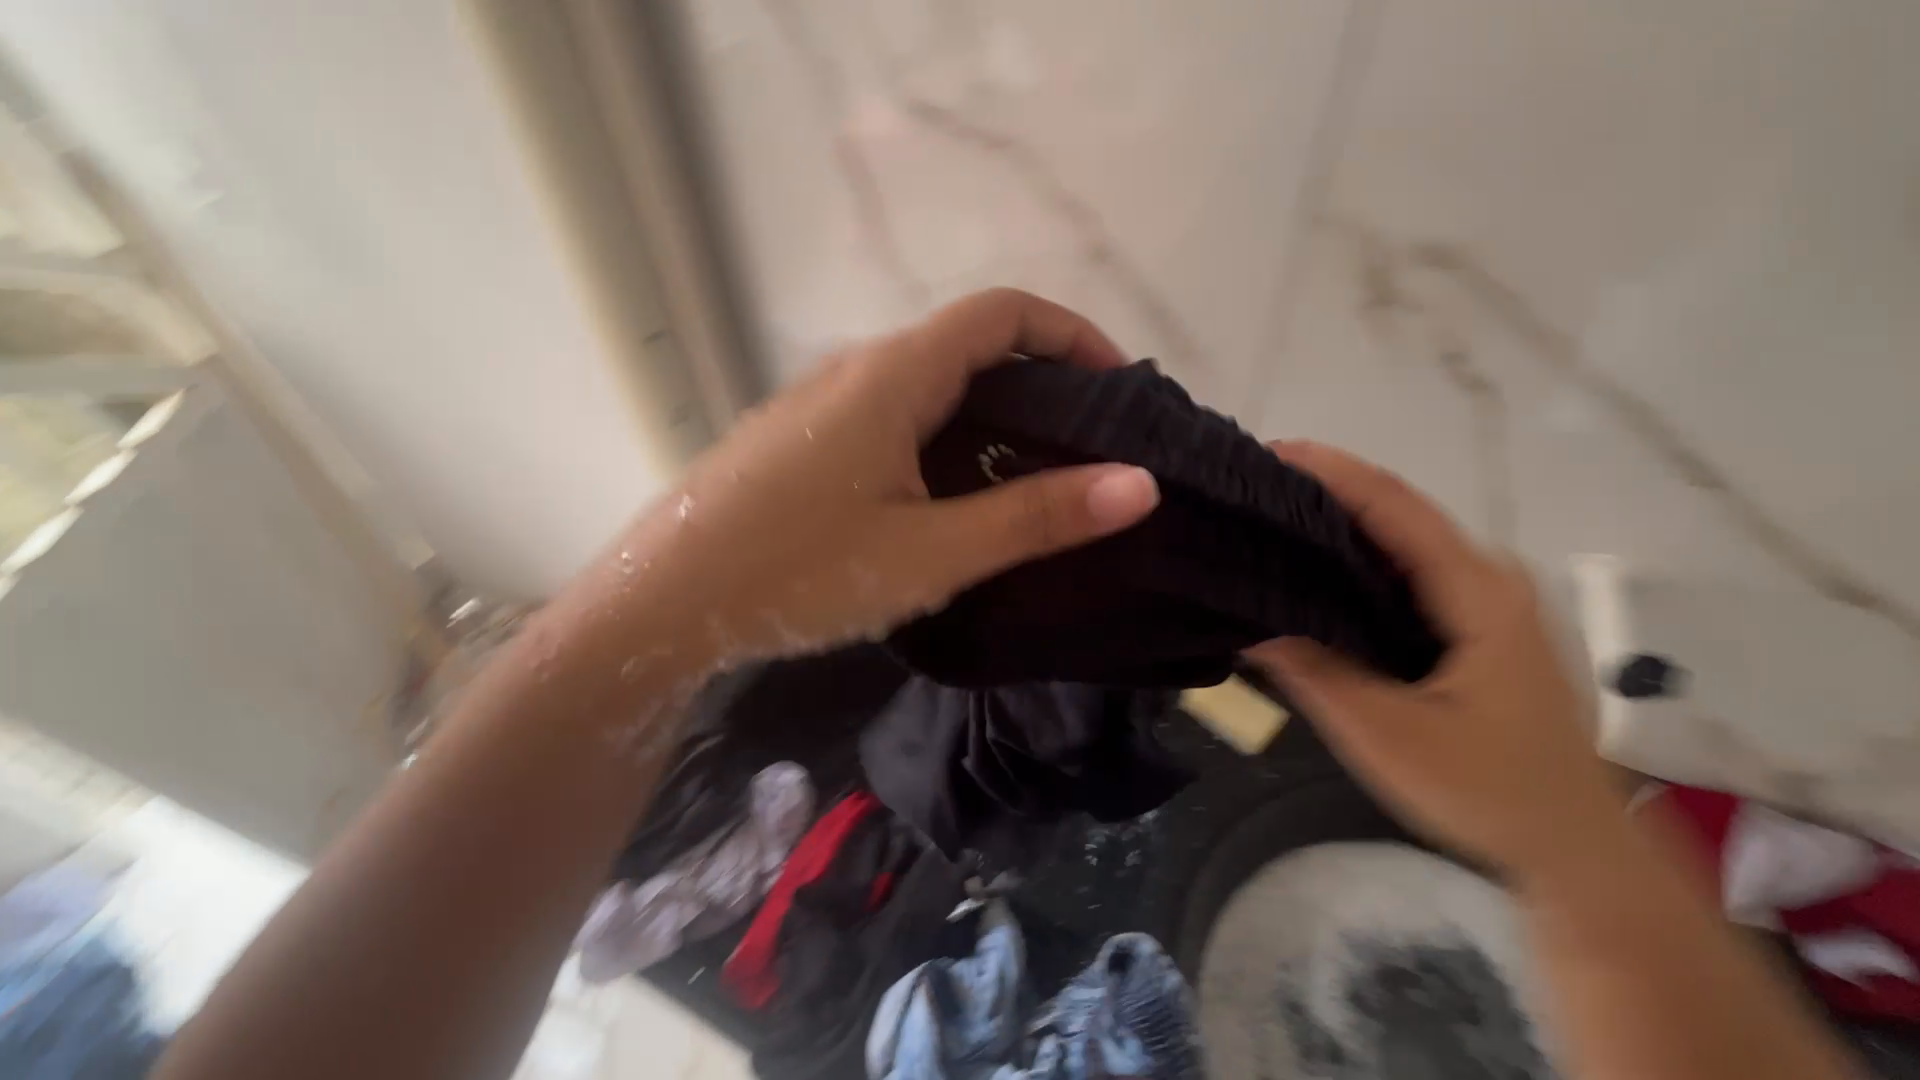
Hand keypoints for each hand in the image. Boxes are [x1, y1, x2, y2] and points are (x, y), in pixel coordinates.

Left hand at [611, 289, 1159, 670]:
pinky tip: (950, 500)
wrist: (660, 605)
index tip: (1118, 389)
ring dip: (990, 416)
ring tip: (1034, 479)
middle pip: (968, 345)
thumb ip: (1034, 516)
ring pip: (927, 385)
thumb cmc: (796, 572)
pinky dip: (943, 439)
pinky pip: (891, 416)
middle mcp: (855, 370)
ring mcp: (820, 404)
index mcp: (892, 375)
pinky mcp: (800, 441)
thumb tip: (1139, 484)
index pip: (1002, 312)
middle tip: (1088, 448)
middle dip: (1040, 381)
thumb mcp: (929, 554)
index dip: (1072, 334)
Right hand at [1247, 441, 1621, 879]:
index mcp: (1480, 594)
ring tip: (1273, 519)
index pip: (1397, 508)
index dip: (1333, 473)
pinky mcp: (1485, 625)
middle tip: (1254, 489)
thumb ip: (1317, 675)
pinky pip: (1415, 571)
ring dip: (1344, 523)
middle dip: (1329, 490)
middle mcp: (1493, 580)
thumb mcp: (1388, 738)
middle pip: (1402, 512)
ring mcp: (1494, 601)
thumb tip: (1251, 626)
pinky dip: (1363, 559)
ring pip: (1409, 541)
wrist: (1575, 848)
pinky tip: (1319, 572)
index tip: (1269, 453)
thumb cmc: (1488, 791)